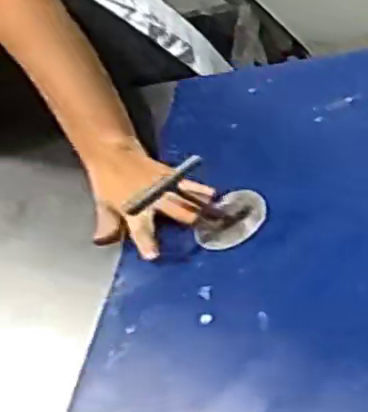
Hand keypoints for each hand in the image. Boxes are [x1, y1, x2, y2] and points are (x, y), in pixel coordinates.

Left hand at [82, 143, 215, 260]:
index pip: (140, 230)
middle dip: (195, 221)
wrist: (111, 155)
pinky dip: (204, 191)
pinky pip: (193, 186)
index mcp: (132, 209)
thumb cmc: (108, 182)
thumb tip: (102, 241)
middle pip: (182, 214)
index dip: (147, 243)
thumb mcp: (102, 204)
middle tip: (211, 229)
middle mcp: (151, 200)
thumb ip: (108, 224)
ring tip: (221, 216)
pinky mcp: (173, 177)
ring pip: (192, 201)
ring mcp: (164, 188)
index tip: (153, 256)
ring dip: (206, 209)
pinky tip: (214, 196)